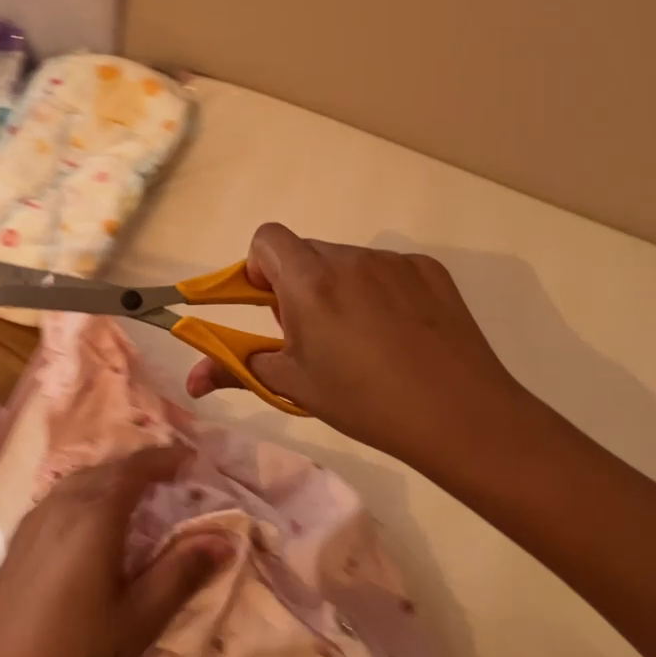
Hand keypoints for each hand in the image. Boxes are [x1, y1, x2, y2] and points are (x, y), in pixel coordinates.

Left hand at [0, 446, 230, 656]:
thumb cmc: (77, 654)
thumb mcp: (139, 619)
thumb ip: (179, 573)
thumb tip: (222, 538)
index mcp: (92, 515)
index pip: (133, 468)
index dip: (164, 458)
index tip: (191, 458)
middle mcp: (59, 506)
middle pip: (104, 470)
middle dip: (139, 467)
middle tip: (172, 480)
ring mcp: (32, 522)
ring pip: (78, 481)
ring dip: (110, 479)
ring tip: (137, 498)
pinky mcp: (17, 542)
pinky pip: (58, 499)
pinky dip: (85, 495)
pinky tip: (92, 525)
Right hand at [186, 223, 536, 471]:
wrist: (463, 417)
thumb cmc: (365, 402)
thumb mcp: (294, 386)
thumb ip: (235, 369)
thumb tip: (192, 381)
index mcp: (308, 280)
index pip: (265, 239)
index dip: (259, 268)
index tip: (271, 308)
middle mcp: (348, 258)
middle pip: (305, 252)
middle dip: (298, 283)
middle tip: (314, 334)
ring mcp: (393, 262)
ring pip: (346, 263)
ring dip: (338, 288)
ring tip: (364, 341)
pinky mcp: (429, 271)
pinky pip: (386, 271)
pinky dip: (380, 292)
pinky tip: (401, 335)